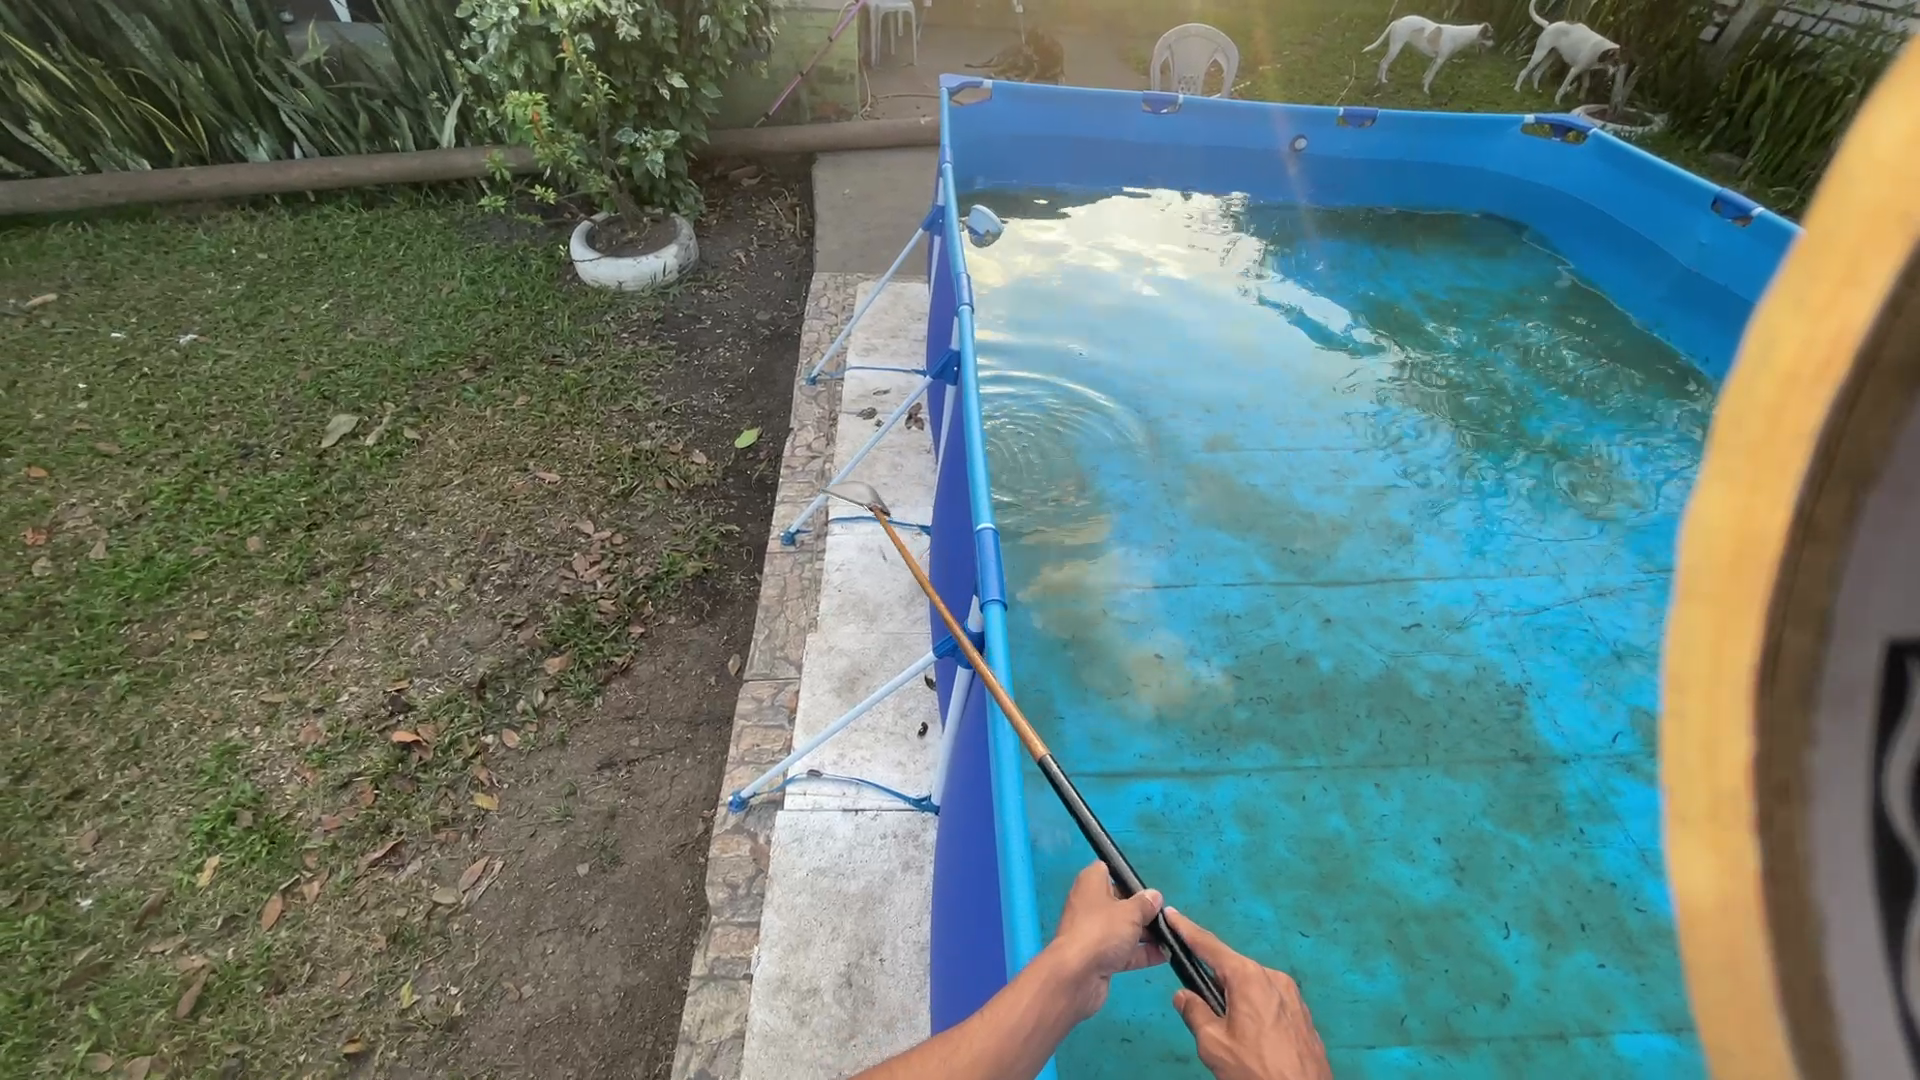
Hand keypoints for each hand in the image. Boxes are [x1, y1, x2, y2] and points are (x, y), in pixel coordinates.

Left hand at [1038, 861, 1167, 1020]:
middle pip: (1120, 902)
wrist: (1077, 974)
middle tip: (1166, 917)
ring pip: (1124, 928)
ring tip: (1172, 937)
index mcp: (1091, 883)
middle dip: (1143, 910)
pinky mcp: (1100, 956)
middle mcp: (1091, 904)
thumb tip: (1154, 895)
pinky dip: (1142, 952)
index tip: (1148, 890)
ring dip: (1146, 933)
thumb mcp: (1130, 913)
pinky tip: (1166, 956)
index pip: (1108, 870)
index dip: (1127, 878)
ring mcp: (1095, 932)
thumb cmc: (1102, 930)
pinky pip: (1124, 950)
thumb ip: (1145, 904)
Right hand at [1167, 909, 1330, 1079]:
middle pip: (1232, 969)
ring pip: (1251, 987)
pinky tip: (1256, 1040)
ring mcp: (1292, 995)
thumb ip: (1194, 1013)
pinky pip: (1270, 1002)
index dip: (1186, 929)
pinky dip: (1256, 1012)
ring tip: (1233, 1035)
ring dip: (1236, 1000)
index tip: (1170, 914)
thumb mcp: (1213, 1044)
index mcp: (1247, 976)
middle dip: (1214, 983)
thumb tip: (1184, 996)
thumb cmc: (1256, 1071)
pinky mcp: (1304, 1015)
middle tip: (1205, 1011)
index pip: (1209, 945)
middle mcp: (1272, 976)